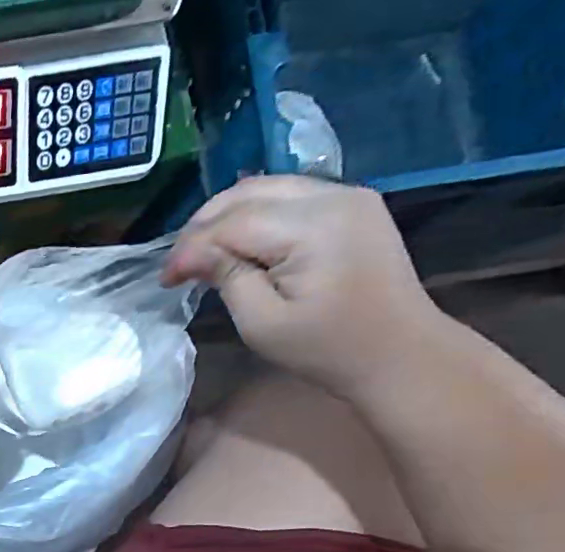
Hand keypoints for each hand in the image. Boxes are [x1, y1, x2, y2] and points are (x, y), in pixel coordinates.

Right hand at [163, 175, 452, 392]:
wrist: (398, 352)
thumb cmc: (326, 349)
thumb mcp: (262, 322)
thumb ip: (226, 278)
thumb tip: (189, 256)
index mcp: (312, 227)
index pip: (233, 223)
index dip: (192, 247)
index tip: (166, 280)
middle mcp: (331, 196)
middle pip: (248, 192)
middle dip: (203, 224)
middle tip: (179, 263)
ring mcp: (346, 194)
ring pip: (267, 187)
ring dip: (226, 216)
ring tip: (202, 251)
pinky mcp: (352, 204)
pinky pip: (289, 195)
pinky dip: (254, 214)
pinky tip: (238, 242)